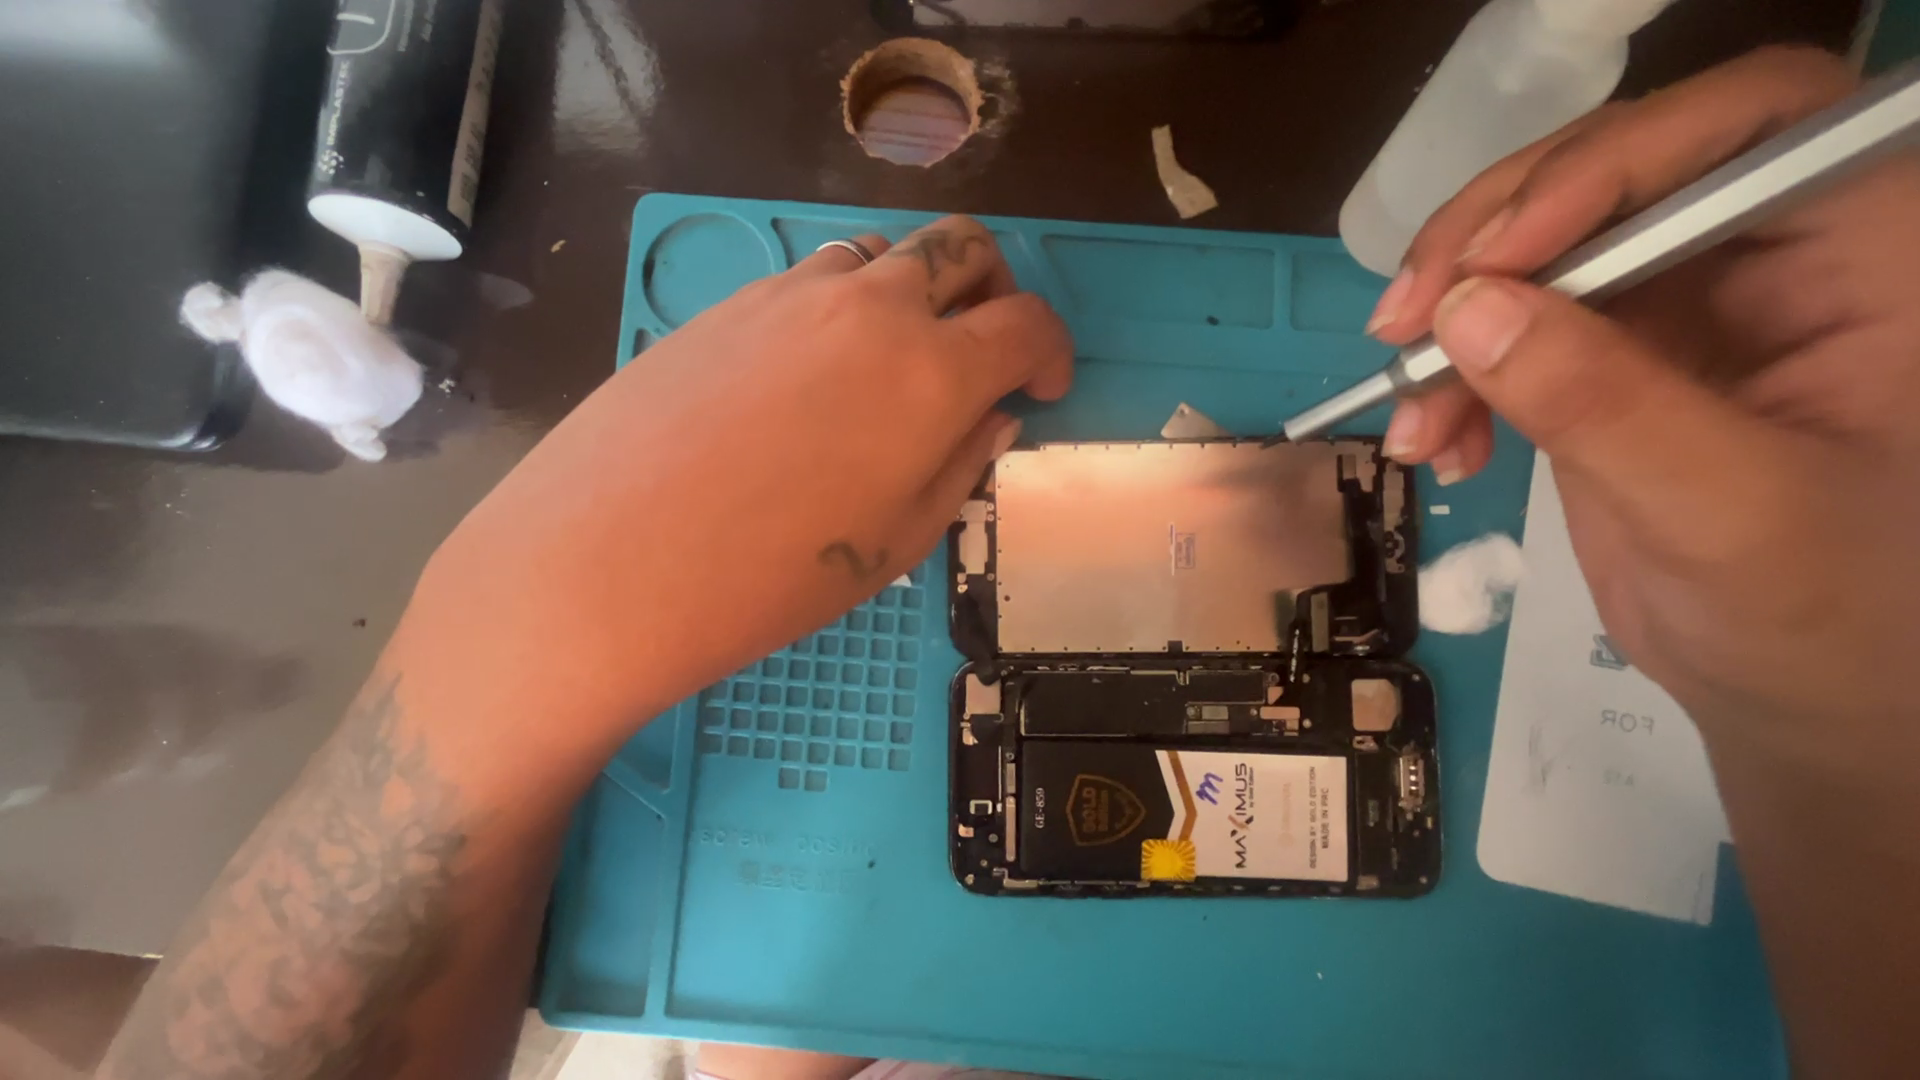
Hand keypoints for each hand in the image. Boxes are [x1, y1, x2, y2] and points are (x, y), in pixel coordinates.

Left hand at [414, 216, 1071, 734]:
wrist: (609, 563)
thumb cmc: (772, 577)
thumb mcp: (899, 540)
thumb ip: (962, 463)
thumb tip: (994, 414)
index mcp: (933, 372)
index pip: (1028, 322)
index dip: (1051, 352)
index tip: (1042, 388)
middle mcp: (874, 308)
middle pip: (964, 248)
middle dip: (995, 292)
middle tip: (983, 351)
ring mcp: (796, 292)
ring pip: (886, 253)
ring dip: (916, 292)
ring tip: (897, 361)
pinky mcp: (733, 301)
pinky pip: (816, 277)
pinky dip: (848, 304)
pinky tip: (817, 371)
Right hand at [1364, 47, 1919, 731]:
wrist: (1792, 686)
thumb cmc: (1822, 611)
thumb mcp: (1723, 509)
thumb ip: (1601, 403)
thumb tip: (1462, 312)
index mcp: (1863, 251)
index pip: (1737, 131)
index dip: (1605, 168)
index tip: (1489, 262)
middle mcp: (1761, 255)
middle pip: (1600, 181)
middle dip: (1481, 249)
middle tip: (1398, 325)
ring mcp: (1669, 308)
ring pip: (1525, 263)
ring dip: (1444, 334)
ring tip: (1409, 425)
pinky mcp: (1595, 362)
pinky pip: (1495, 337)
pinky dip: (1447, 386)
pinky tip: (1434, 448)